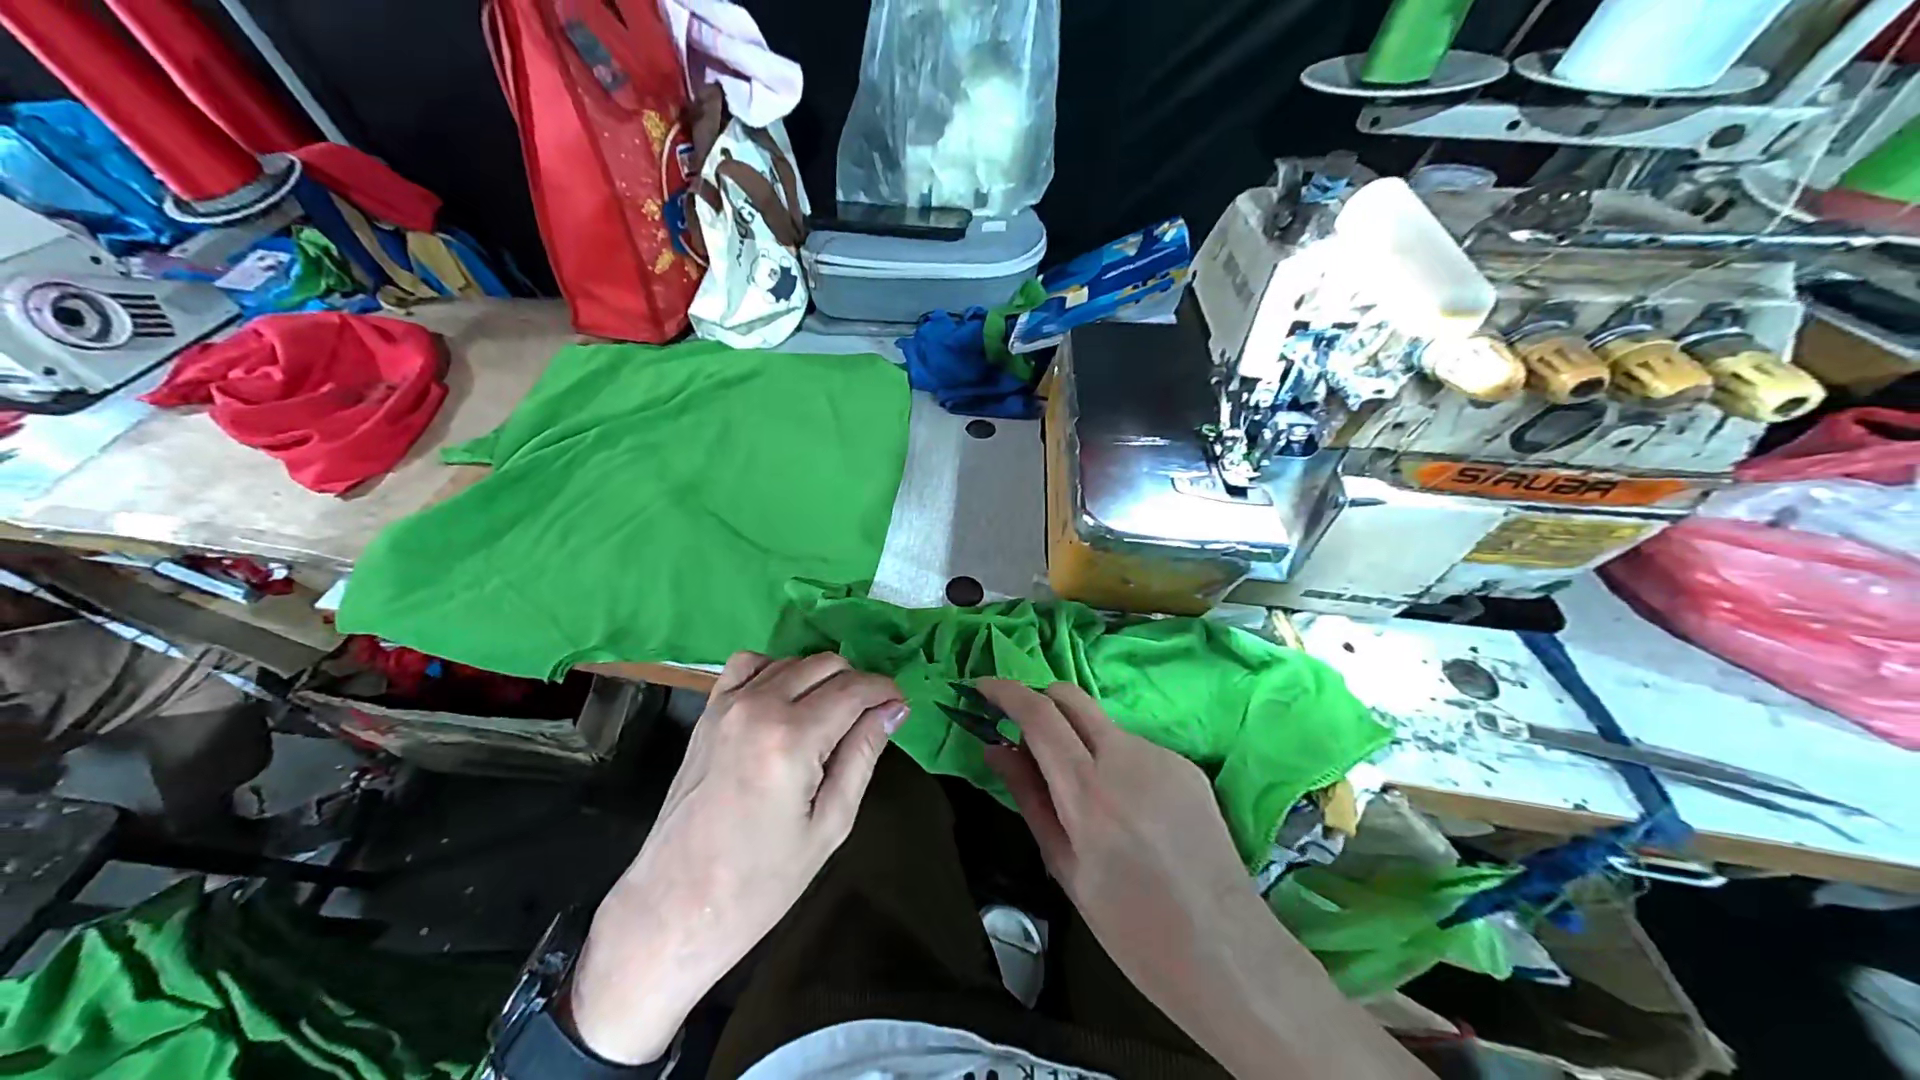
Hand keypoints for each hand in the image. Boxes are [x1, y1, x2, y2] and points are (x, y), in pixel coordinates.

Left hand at [565, 652, 906, 1064]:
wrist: (675, 906)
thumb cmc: (761, 882)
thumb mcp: (830, 824)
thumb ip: (863, 754)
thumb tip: (894, 709)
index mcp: (792, 738)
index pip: (855, 688)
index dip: (886, 692)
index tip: (900, 707)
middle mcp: (758, 706)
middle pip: (827, 664)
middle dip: (857, 684)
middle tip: (868, 720)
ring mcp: (727, 705)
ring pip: (792, 660)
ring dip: (821, 678)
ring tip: (830, 718)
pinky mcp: (707, 713)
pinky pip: (749, 665)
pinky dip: (777, 671)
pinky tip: (786, 701)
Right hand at [976, 679, 1257, 1007]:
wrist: (1223, 950)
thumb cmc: (1129, 925)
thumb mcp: (1064, 866)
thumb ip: (1028, 797)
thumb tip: (995, 748)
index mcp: (1088, 791)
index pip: (1039, 715)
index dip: (1006, 691)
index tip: (983, 687)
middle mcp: (1126, 758)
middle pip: (1071, 696)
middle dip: (1039, 700)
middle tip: (1022, 732)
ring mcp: (1162, 757)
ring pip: (1103, 724)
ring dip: (1078, 738)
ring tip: (1081, 792)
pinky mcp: (1187, 765)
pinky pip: (1134, 747)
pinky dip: (1113, 760)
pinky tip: (1125, 807)